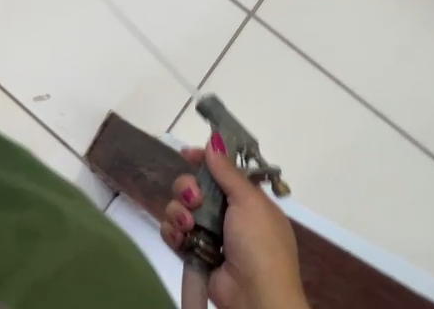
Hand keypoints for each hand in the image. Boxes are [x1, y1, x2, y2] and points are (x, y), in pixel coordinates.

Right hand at [161, 146, 307, 308]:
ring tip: (189, 227)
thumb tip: (214, 140)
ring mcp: (210, 235)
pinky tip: (181, 238)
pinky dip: (173, 233)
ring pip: (180, 208)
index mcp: (248, 203)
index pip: (221, 172)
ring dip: (179, 213)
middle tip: (194, 200)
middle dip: (187, 189)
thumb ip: (228, 172)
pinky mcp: (194, 252)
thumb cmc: (260, 245)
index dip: (203, 160)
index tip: (187, 154)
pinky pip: (173, 232)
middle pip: (194, 187)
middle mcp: (228, 216)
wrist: (255, 296)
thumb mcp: (250, 203)